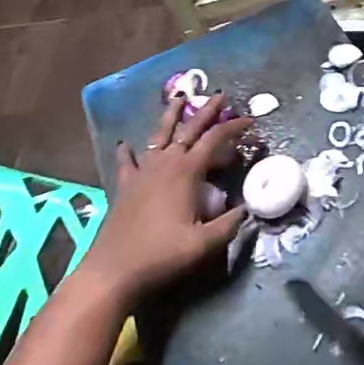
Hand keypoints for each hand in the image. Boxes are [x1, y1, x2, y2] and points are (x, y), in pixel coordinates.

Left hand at [74, 93, 252, 306]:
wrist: (114, 270)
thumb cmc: (162, 254)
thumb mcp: (203, 244)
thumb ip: (229, 225)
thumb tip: (247, 209)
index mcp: (185, 171)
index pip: (214, 140)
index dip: (233, 127)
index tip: (249, 120)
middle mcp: (164, 163)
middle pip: (188, 128)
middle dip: (206, 110)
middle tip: (220, 95)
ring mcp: (142, 172)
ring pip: (159, 135)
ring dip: (171, 116)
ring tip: (178, 98)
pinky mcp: (125, 185)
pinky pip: (127, 161)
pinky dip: (128, 151)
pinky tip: (125, 144)